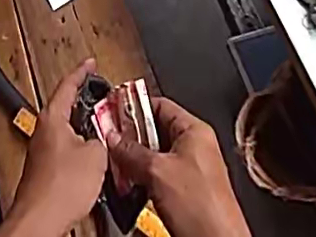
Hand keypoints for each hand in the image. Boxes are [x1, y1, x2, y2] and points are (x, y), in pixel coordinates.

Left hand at [0, 59, 105, 236]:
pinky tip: (91, 168)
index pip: (68, 84)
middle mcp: (44, 130)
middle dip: (86, 106)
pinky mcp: (44, 172)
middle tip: (101, 100)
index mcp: (53, 116)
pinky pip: (66, 154)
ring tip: (102, 137)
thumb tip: (103, 140)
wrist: (41, 222)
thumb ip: (102, 139)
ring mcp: (42, 151)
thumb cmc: (59, 188)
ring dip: (85, 134)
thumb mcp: (96, 156)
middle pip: (67, 108)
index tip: (90, 63)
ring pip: (68, 133)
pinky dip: (79, 155)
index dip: (82, 71)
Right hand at [108, 96, 250, 236]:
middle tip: (111, 141)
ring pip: (155, 157)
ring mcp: (191, 172)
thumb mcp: (159, 172)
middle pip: (155, 131)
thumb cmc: (204, 209)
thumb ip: (132, 152)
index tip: (114, 112)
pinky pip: (159, 178)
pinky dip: (143, 180)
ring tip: (117, 165)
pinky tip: (130, 186)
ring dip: (135, 162)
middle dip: (132, 138)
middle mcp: (195, 148)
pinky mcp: (186, 195)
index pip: (159, 105)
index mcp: (195, 131)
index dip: (135, 107)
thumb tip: (114, 138)